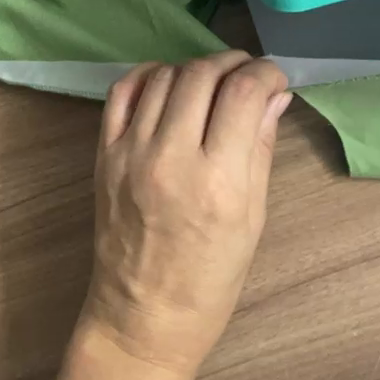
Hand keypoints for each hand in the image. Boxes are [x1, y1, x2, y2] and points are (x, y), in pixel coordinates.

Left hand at [42, 52, 291, 379]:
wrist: (142, 315)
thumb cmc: (210, 278)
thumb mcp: (253, 219)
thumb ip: (261, 147)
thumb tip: (276, 95)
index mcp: (217, 181)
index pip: (243, 93)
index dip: (265, 72)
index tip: (274, 78)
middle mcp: (170, 157)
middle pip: (202, 75)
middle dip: (232, 63)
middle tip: (246, 74)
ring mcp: (130, 152)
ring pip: (164, 75)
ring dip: (194, 68)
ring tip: (211, 82)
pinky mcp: (104, 152)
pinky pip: (122, 90)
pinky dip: (149, 74)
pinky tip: (168, 82)